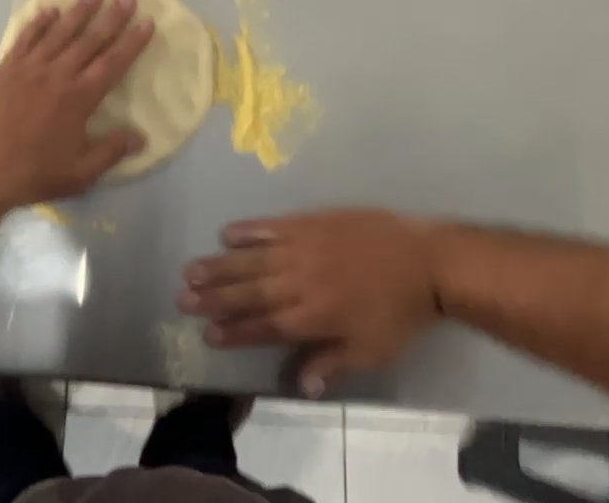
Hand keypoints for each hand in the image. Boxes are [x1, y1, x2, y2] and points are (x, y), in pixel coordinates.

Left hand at [0, 0, 155, 210]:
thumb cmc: (32, 173)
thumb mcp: (79, 174)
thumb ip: (111, 151)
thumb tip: (141, 136)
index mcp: (80, 98)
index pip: (113, 63)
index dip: (132, 42)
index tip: (148, 22)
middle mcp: (57, 75)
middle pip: (90, 39)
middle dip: (111, 17)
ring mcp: (29, 68)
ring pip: (59, 32)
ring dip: (78, 11)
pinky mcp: (5, 69)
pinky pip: (26, 38)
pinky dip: (39, 22)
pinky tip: (48, 10)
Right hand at [179, 210, 439, 396]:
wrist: (425, 260)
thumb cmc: (400, 312)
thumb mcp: (371, 351)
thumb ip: (332, 364)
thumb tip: (301, 386)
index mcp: (314, 317)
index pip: (264, 326)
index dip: (235, 329)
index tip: (207, 332)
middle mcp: (300, 282)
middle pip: (250, 291)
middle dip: (215, 298)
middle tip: (183, 298)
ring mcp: (304, 248)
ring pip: (254, 259)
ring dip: (221, 265)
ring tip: (192, 270)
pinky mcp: (311, 223)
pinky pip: (273, 227)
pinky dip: (249, 230)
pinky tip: (227, 233)